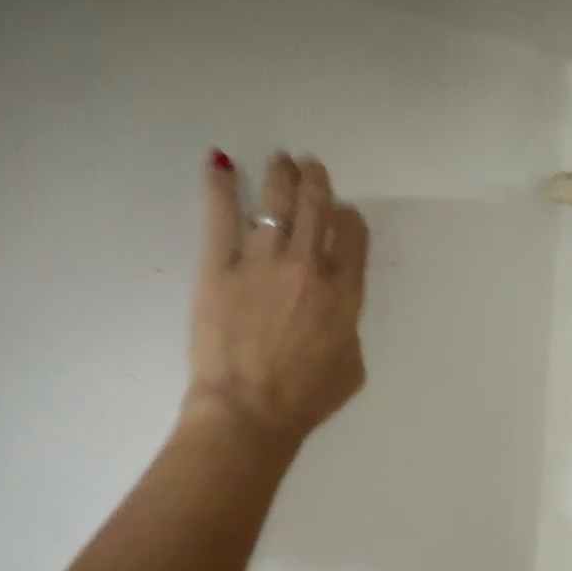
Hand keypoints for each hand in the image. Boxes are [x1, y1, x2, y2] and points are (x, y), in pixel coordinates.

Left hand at [185, 151, 368, 442]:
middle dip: (316, 182)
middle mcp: (307, 267)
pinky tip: (220, 163)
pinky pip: (222, 215)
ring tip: (281, 158)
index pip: (352, 236)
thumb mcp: (352, 368)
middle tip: (311, 168)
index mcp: (344, 294)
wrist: (249, 411)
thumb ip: (349, 329)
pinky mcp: (219, 267)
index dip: (349, 218)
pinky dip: (221, 186)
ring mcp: (262, 263)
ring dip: (281, 175)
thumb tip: (337, 312)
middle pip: (316, 208)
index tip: (343, 214)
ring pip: (276, 203)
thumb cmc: (305, 400)